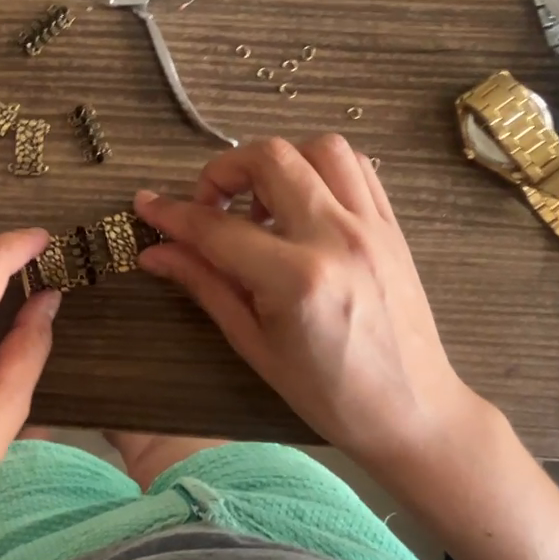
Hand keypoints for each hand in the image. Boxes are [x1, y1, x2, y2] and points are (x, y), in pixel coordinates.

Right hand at [134, 135, 492, 472]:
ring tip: (259, 205)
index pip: (218, 227)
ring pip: (319, 148)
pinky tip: (299, 204)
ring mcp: (372, 226)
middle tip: (209, 207)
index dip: (172, 214)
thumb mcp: (252, 343)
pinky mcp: (392, 225)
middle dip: (223, 171)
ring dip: (276, 163)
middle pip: (271, 160)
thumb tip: (154, 253)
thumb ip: (204, 285)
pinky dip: (318, 169)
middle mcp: (338, 238)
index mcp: (297, 279)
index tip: (146, 207)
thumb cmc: (326, 392)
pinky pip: (356, 166)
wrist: (412, 411)